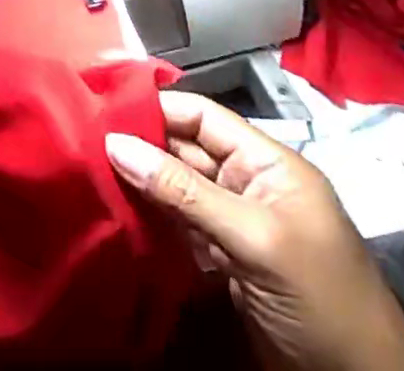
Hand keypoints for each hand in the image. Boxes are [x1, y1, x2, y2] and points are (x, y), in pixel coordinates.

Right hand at [106, 92, 403, 370]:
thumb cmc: (318, 294)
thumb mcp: (255, 237)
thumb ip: (186, 192)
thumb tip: (118, 145)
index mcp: (266, 161)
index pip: (205, 118)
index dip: (159, 109)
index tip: (106, 110)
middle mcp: (248, 183)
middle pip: (187, 152)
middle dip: (142, 146)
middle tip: (85, 144)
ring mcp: (235, 223)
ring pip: (179, 191)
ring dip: (141, 184)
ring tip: (90, 174)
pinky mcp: (224, 261)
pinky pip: (181, 228)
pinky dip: (152, 223)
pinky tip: (117, 215)